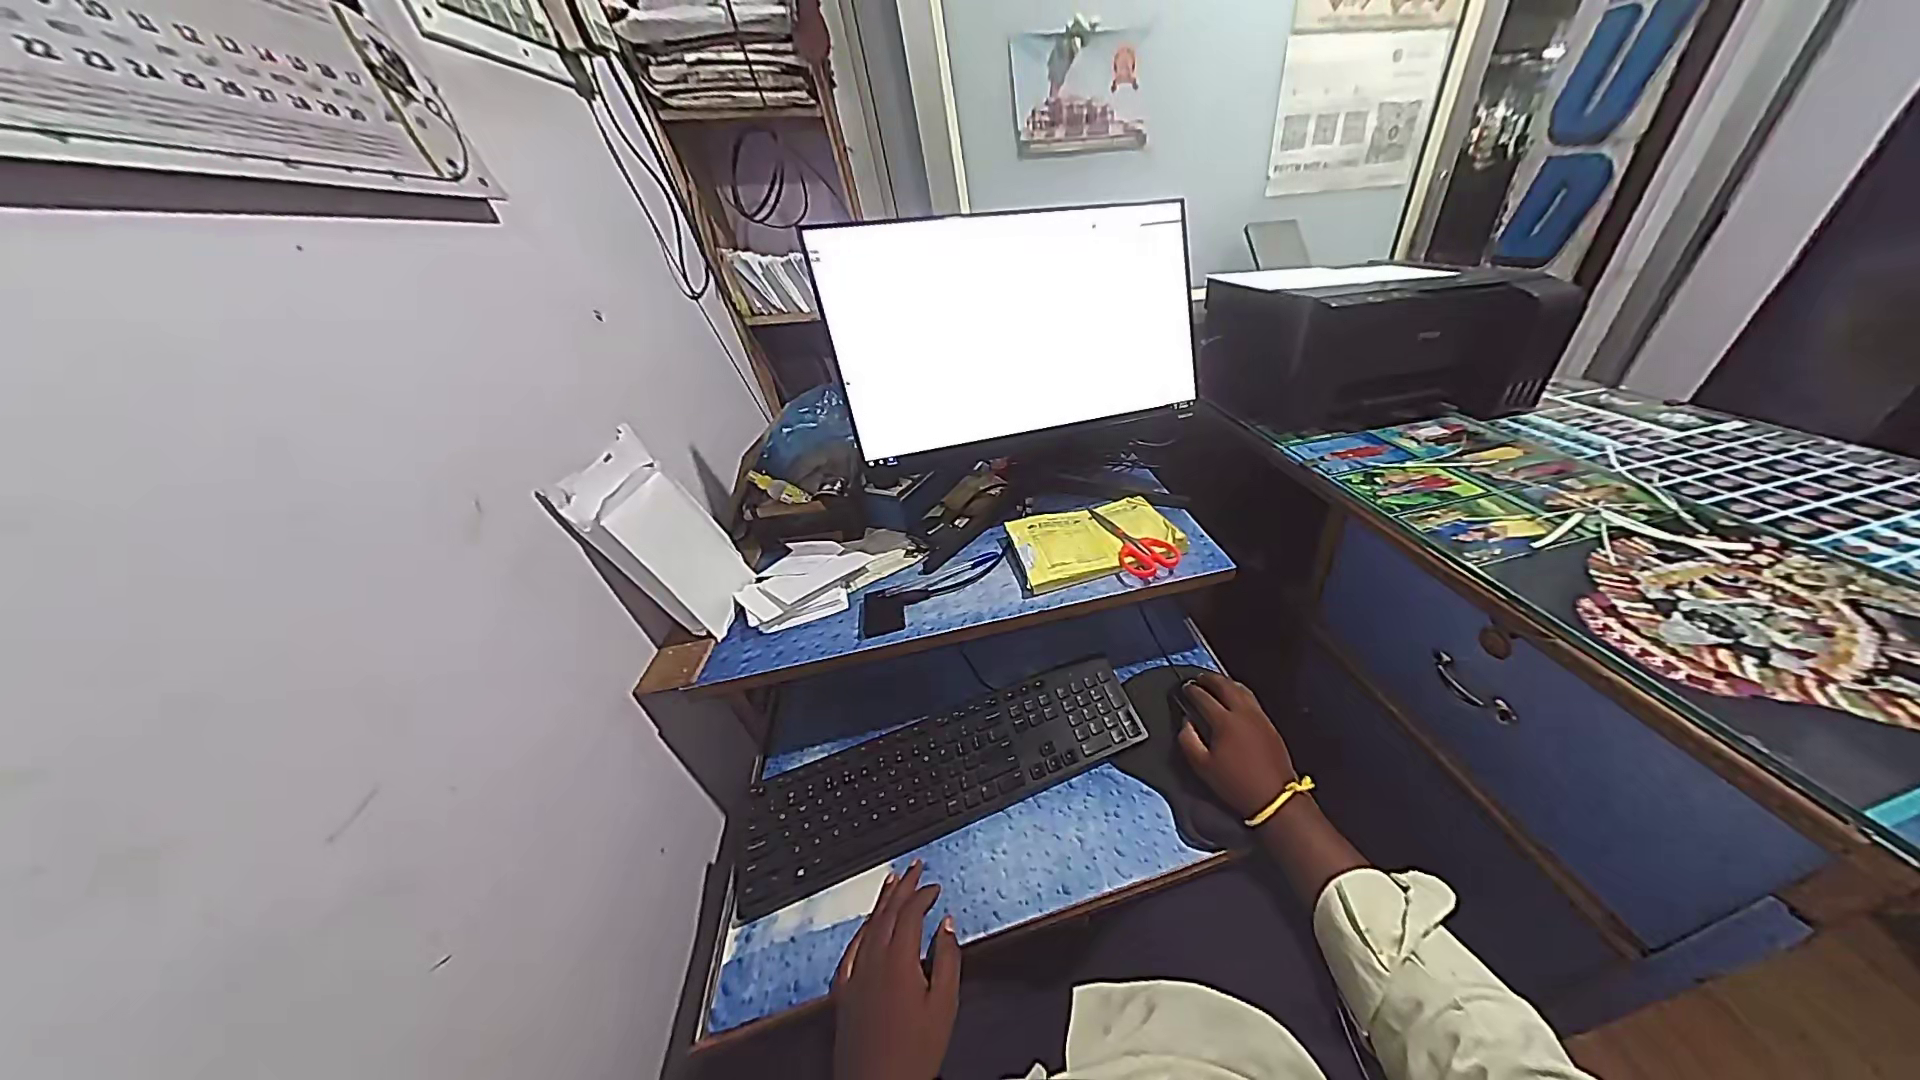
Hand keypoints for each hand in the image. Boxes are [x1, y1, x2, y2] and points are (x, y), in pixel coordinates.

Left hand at [833, 860, 960, 1079]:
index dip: (923, 894)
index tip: (935, 886)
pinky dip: (862, 930)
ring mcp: (855, 974)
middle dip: (903, 886)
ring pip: (869, 925)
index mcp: (899, 959)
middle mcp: (873, 959)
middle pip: (888, 911)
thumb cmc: (913, 1053)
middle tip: (914, 867)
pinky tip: (865, 926)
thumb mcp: (944, 1005)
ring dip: (882, 900)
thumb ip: (947, 959)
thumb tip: (946, 926)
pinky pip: (851, 948)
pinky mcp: (844, 991)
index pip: (910, 912)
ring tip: (891, 881)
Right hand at [1176, 672, 1299, 819]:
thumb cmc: (1235, 784)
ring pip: (1241, 689)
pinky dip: (1239, 691)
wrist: (1274, 798)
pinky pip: (1252, 699)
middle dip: (1209, 679)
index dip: (1191, 691)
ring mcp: (1259, 717)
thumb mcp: (1202, 766)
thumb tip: (1186, 723)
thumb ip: (1188, 740)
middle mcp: (1243, 713)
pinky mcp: (1269, 724)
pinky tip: (1235, 696)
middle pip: (1224, 686)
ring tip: (1216, 682)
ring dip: (1226, 682)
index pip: (1203, 698)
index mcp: (1224, 722)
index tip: (1183, 689)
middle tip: (1198, 678)